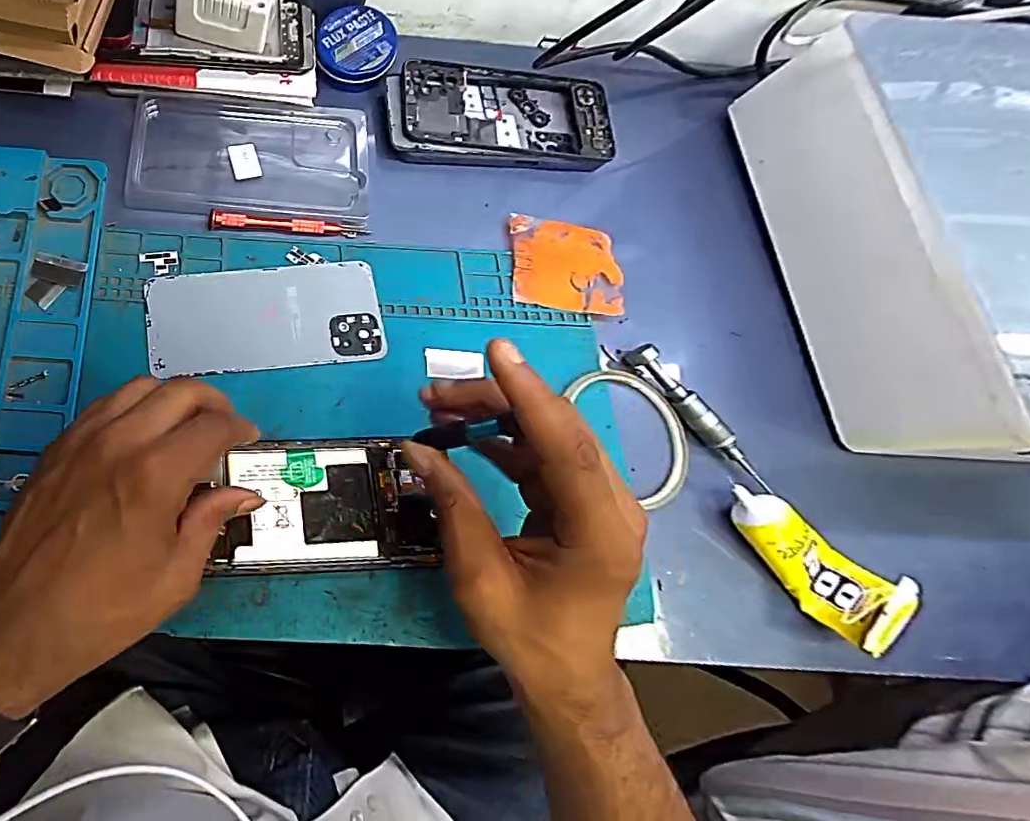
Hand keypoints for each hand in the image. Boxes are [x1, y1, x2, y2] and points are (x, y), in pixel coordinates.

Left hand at [0, 378, 262, 716]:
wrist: (15, 624)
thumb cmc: (95, 612)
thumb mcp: (173, 578)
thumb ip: (211, 522)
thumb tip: (240, 495)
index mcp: (153, 476)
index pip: (213, 425)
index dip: (240, 429)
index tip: (245, 439)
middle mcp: (119, 443)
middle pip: (182, 391)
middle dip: (214, 404)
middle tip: (222, 430)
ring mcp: (84, 438)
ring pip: (143, 386)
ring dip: (173, 399)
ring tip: (183, 428)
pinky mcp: (61, 444)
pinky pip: (107, 402)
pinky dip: (135, 406)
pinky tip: (141, 435)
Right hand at [403, 339, 646, 715]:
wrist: (566, 677)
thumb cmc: (530, 636)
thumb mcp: (479, 576)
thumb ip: (454, 505)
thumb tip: (419, 448)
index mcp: (600, 529)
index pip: (568, 445)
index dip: (529, 395)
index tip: (498, 353)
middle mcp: (611, 503)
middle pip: (555, 426)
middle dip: (494, 398)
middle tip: (433, 394)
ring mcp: (597, 498)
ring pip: (546, 431)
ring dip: (493, 413)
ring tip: (439, 408)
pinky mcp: (578, 498)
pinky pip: (539, 450)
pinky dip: (501, 435)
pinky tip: (466, 433)